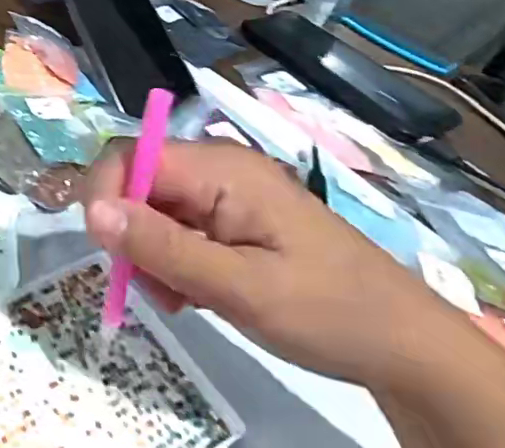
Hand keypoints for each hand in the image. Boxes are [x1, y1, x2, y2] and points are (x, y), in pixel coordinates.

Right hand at [84, 140, 470, 389]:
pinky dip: (172, 255)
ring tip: (176, 298)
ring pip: (154, 204)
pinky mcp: (235, 215)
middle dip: (129, 230)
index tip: (105, 249)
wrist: (413, 350)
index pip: (131, 155)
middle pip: (139, 179)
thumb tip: (91, 214)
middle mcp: (219, 166)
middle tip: (148, 286)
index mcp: (221, 168)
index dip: (103, 193)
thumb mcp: (241, 289)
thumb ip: (163, 247)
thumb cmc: (330, 314)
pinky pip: (179, 222)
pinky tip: (191, 291)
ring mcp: (228, 190)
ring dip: (150, 249)